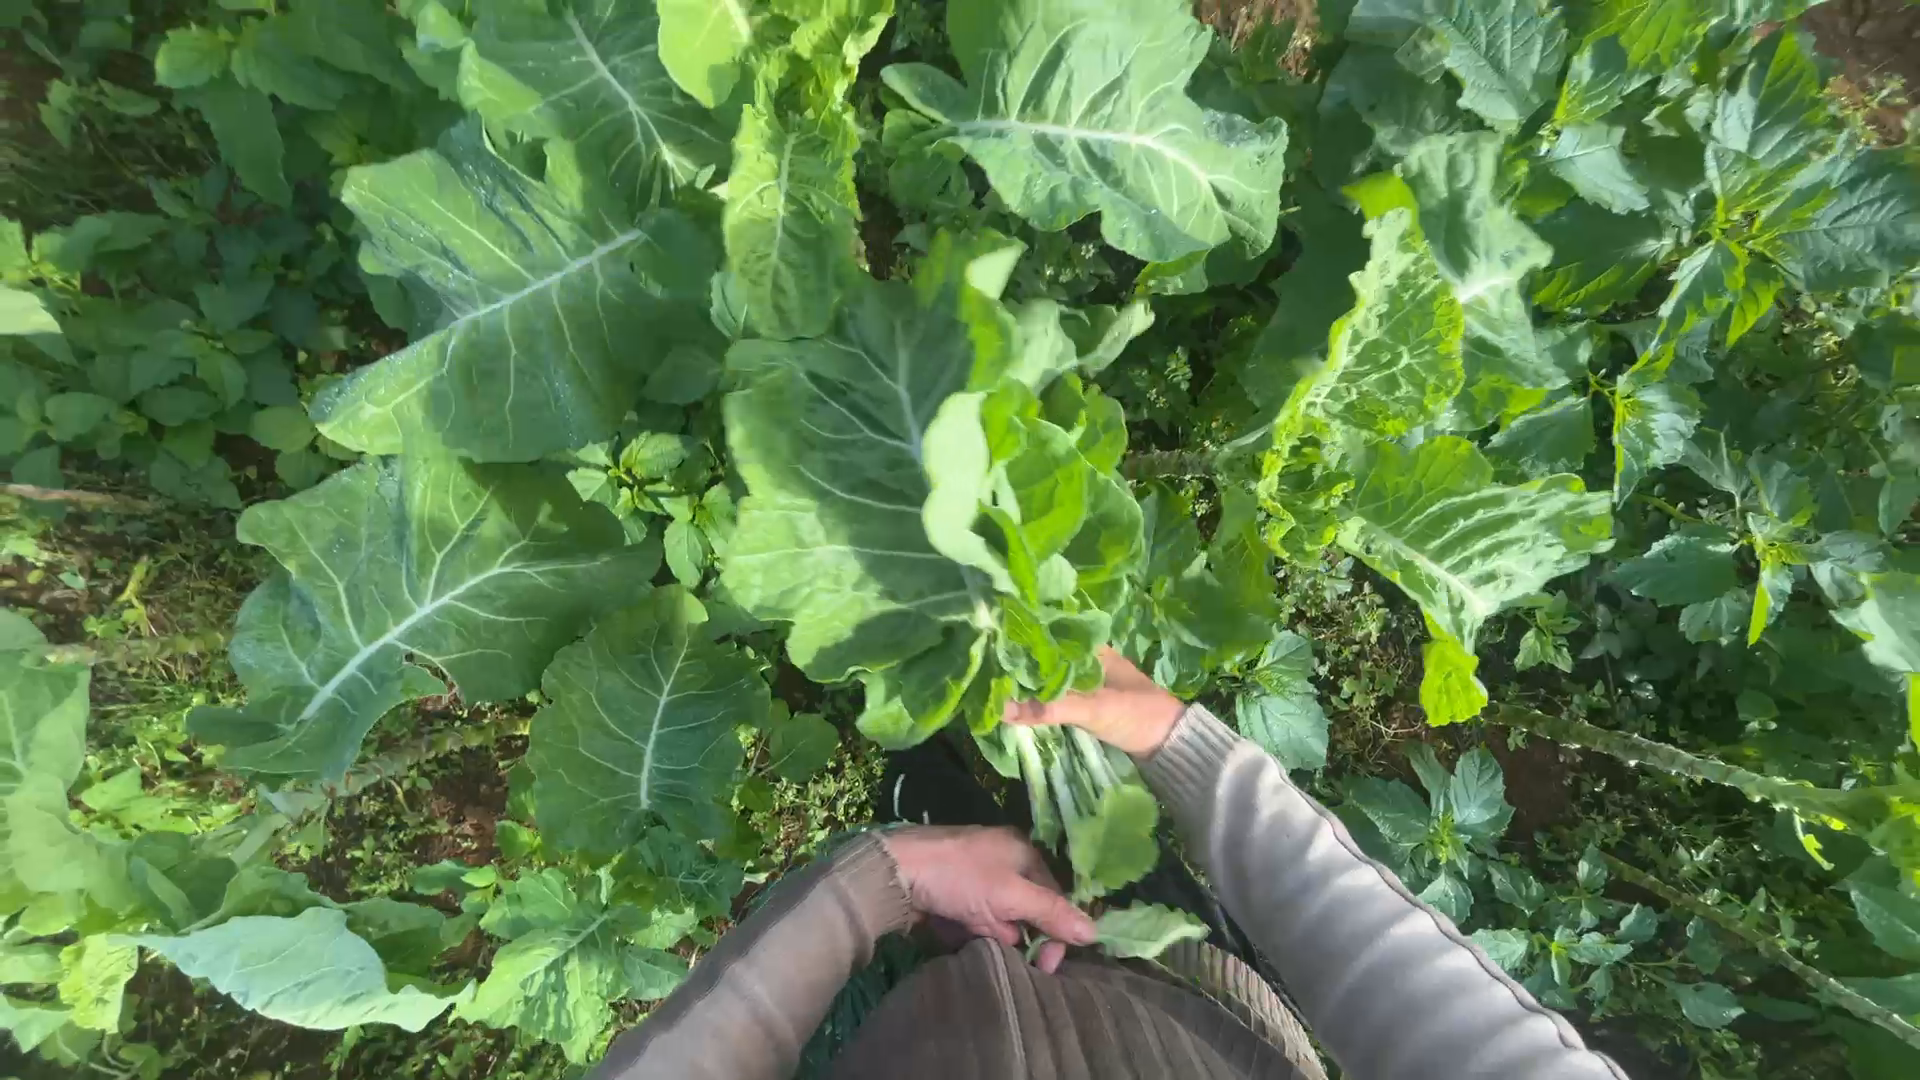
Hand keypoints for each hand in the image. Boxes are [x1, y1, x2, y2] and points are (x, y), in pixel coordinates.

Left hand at [879, 825, 1095, 973]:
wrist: (897, 871)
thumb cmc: (961, 877)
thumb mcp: (1011, 896)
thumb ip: (1051, 914)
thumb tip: (1095, 932)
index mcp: (1023, 851)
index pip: (1054, 897)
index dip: (1055, 933)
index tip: (1045, 966)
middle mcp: (1004, 859)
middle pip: (1027, 911)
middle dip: (1014, 932)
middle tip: (994, 939)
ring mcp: (978, 875)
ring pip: (1000, 919)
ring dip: (989, 932)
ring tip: (968, 927)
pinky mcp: (956, 890)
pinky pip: (975, 918)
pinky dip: (969, 928)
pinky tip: (954, 926)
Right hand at [1001, 647, 1183, 755]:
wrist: (1170, 746)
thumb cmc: (1136, 714)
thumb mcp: (1092, 709)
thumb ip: (1048, 708)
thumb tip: (1000, 709)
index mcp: (1092, 647)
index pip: (1049, 635)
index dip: (1022, 639)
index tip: (991, 643)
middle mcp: (1087, 659)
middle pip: (1046, 658)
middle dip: (1020, 664)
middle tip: (986, 668)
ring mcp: (1087, 682)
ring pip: (1049, 677)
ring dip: (1028, 683)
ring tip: (994, 683)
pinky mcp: (1086, 703)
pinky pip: (1056, 695)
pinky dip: (1039, 699)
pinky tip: (1019, 702)